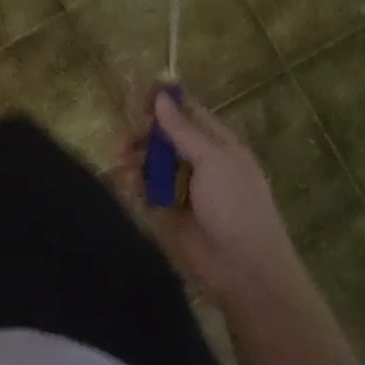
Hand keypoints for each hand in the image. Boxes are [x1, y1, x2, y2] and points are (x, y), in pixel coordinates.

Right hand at [126, 87, 304, 304]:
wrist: (241, 268)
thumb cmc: (236, 207)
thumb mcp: (214, 160)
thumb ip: (183, 129)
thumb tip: (160, 96)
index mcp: (217, 144)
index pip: (186, 111)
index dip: (162, 101)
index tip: (134, 96)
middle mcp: (197, 160)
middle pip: (161, 135)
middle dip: (140, 133)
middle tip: (124, 143)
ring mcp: (179, 185)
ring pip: (147, 159)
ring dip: (133, 158)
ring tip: (123, 167)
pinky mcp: (163, 209)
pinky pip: (141, 187)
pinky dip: (131, 182)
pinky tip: (127, 186)